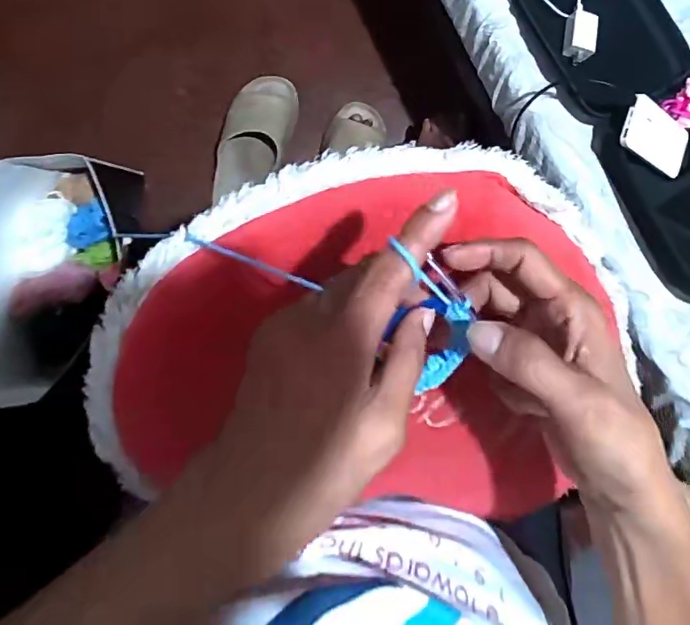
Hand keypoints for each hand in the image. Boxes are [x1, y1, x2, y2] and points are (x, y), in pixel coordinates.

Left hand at [187, 189, 459, 548]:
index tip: (443, 197)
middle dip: (399, 279)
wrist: (246, 493)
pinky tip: (351, 350)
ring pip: (341, 289)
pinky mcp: (270, 332)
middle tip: (426, 309)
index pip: (391, 267)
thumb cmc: (328, 466)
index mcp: (347, 331)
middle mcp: (313, 311)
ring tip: (389, 336)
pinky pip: (318, 306)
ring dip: (370, 298)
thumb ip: (407, 358)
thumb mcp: (385, 423)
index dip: (419, 230)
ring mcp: (286, 319)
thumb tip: (418, 312)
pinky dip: (343, 313)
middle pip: (366, 273)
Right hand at [440, 238, 672, 514]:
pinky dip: (476, 351)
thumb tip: (473, 329)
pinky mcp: (522, 365)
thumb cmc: (612, 437)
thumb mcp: (576, 400)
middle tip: (436, 311)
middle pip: (498, 281)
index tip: (445, 260)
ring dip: (465, 320)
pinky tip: (474, 373)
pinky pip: (488, 344)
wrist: (623, 488)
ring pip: (489, 311)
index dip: (485, 250)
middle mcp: (551, 313)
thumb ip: (527, 361)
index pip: (523, 259)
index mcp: (571, 306)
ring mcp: (535, 339)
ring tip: (441, 337)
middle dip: (466, 288)